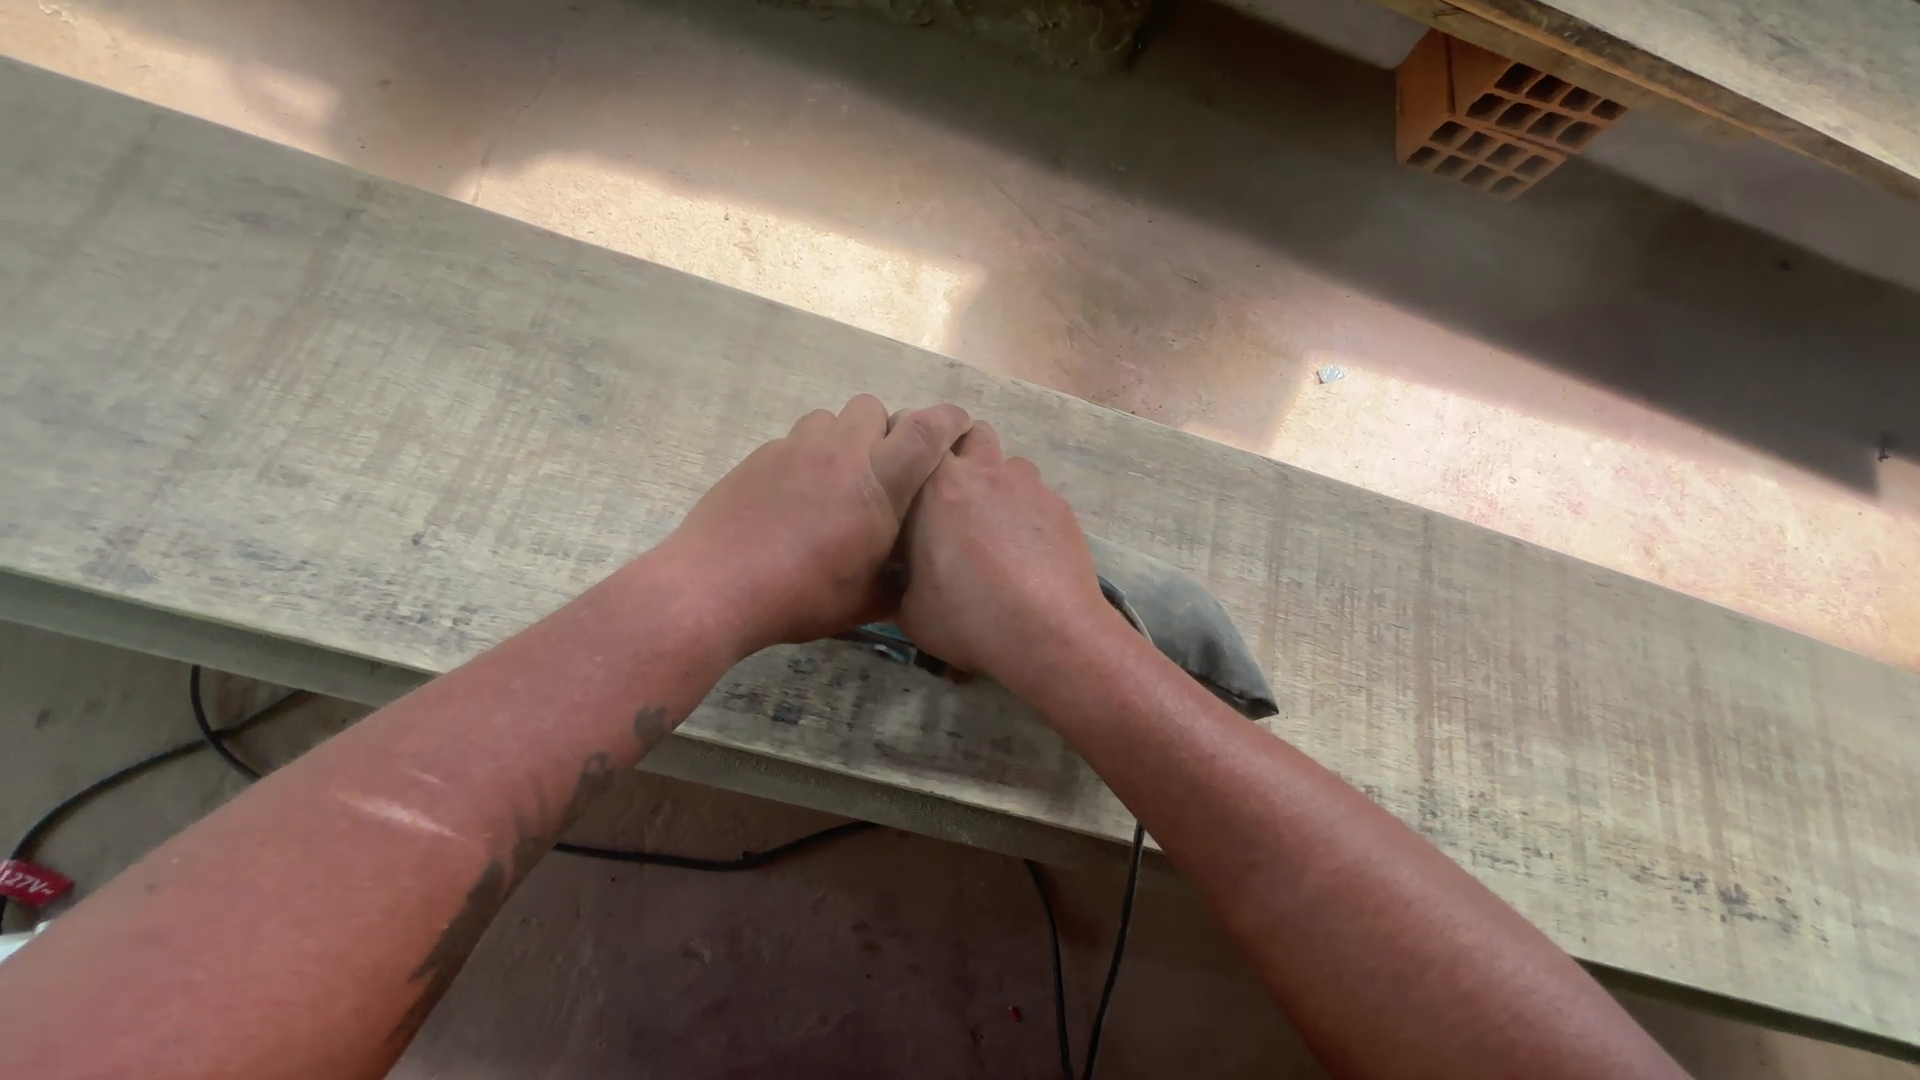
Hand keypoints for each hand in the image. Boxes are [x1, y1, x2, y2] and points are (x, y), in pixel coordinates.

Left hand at [662, 395, 970, 655]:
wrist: (716, 587)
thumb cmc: (801, 597)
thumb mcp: (865, 602)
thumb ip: (898, 581)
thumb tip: (915, 580)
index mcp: (878, 484)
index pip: (926, 430)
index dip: (948, 421)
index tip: (957, 427)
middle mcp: (840, 452)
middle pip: (873, 408)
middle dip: (886, 429)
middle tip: (883, 472)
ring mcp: (794, 449)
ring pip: (830, 418)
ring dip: (844, 438)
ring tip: (837, 481)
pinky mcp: (759, 457)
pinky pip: (795, 441)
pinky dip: (807, 458)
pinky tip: (795, 499)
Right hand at [895, 421, 1123, 688]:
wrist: (1048, 631)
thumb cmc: (969, 618)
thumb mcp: (911, 611)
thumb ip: (900, 577)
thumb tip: (902, 576)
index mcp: (935, 487)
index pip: (915, 432)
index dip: (909, 444)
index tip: (906, 469)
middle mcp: (983, 473)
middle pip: (970, 432)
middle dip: (959, 450)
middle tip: (950, 492)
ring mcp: (1027, 486)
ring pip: (1007, 463)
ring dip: (995, 481)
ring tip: (991, 524)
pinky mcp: (1059, 507)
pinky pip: (1036, 494)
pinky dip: (1025, 511)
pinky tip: (1025, 549)